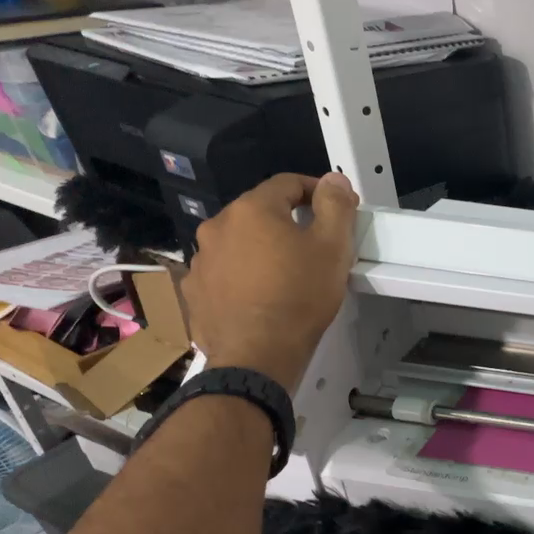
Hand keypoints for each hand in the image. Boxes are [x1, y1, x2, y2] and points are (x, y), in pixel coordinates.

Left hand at [180, 172, 358, 389]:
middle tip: (316, 243)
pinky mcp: (194, 290)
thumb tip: (333, 180)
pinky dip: (244, 274)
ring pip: (240, 242)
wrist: (257, 354)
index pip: (286, 183)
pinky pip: (225, 271)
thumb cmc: (301, 295)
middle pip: (259, 212)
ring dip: (263, 248)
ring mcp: (201, 259)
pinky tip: (263, 294)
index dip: (317, 191)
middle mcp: (217, 226)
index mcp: (252, 210)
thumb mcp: (333, 247)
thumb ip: (336, 206)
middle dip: (289, 220)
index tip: (339, 208)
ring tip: (289, 272)